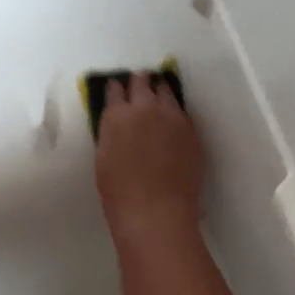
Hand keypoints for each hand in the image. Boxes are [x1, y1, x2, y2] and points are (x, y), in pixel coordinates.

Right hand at [95, 72, 203, 242]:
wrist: (156, 212)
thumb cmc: (119, 194)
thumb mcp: (104, 160)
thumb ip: (111, 135)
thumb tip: (119, 126)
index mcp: (116, 117)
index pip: (115, 91)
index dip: (115, 89)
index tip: (115, 88)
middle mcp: (145, 108)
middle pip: (142, 83)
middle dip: (139, 82)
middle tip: (139, 81)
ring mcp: (172, 117)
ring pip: (166, 92)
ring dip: (159, 91)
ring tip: (158, 92)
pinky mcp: (191, 130)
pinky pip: (181, 112)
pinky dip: (174, 111)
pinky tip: (172, 118)